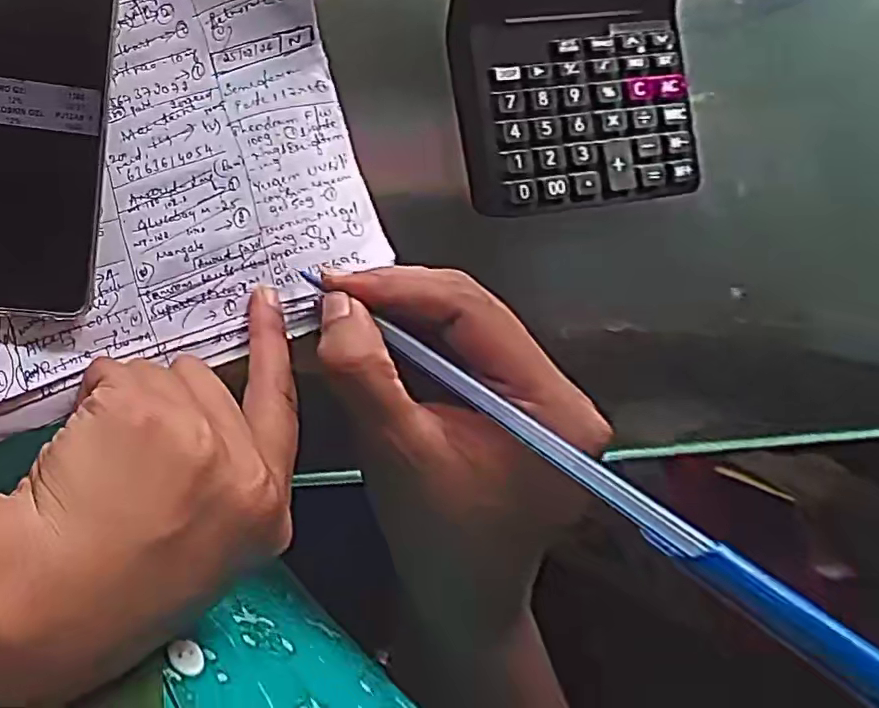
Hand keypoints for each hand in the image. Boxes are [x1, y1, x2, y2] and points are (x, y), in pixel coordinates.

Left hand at [2, 284, 297, 694]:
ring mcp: (194, 428)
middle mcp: (239, 462)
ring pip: (152, 370)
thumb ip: (219, 468)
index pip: (278, 402)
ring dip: (125, 398)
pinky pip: (111, 370)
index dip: (268, 347)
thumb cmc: (119, 574)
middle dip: (161, 397)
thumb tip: (190, 412)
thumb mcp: (204, 532)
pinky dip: (91, 396)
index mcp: (264, 502)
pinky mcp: (143, 405)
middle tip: (130, 450)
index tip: (264, 305)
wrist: (62, 592)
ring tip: (107, 459)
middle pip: (199, 377)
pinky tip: (86, 445)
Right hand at [316, 266, 611, 642]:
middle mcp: (546, 388)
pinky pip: (437, 342)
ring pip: (448, 320)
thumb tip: (336, 305)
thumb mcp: (395, 449)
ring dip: (388, 308)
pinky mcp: (489, 397)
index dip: (397, 287)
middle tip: (329, 290)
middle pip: (464, 307)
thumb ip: (365, 372)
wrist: (458, 594)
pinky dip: (392, 331)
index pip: (472, 311)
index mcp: (549, 404)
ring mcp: (519, 391)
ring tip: (336, 305)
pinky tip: (358, 330)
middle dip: (390, 293)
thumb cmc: (440, 536)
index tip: (334, 284)